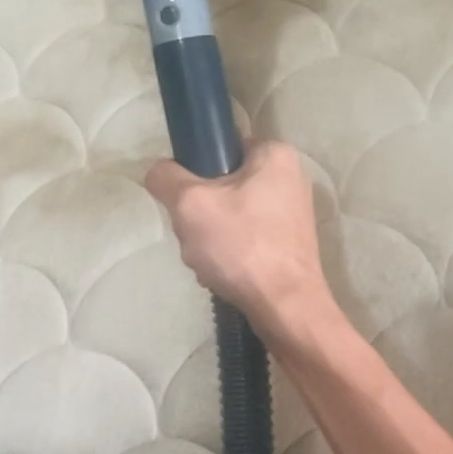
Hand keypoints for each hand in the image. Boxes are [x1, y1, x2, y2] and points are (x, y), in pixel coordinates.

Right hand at [144, 140, 331, 334]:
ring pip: (231, 213)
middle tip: (196, 235)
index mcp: (274, 153)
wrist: (286, 306)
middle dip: (201, 213)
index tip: (186, 199)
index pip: (221, 147)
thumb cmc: (242, 245)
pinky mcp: (290, 240)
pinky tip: (223, 272)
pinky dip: (230, 252)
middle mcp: (290, 175)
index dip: (195, 171)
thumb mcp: (190, 204)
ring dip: (210, 237)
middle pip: (223, 183)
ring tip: (208, 259)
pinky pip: (247, 235)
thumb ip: (166, 178)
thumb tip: (160, 171)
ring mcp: (293, 210)